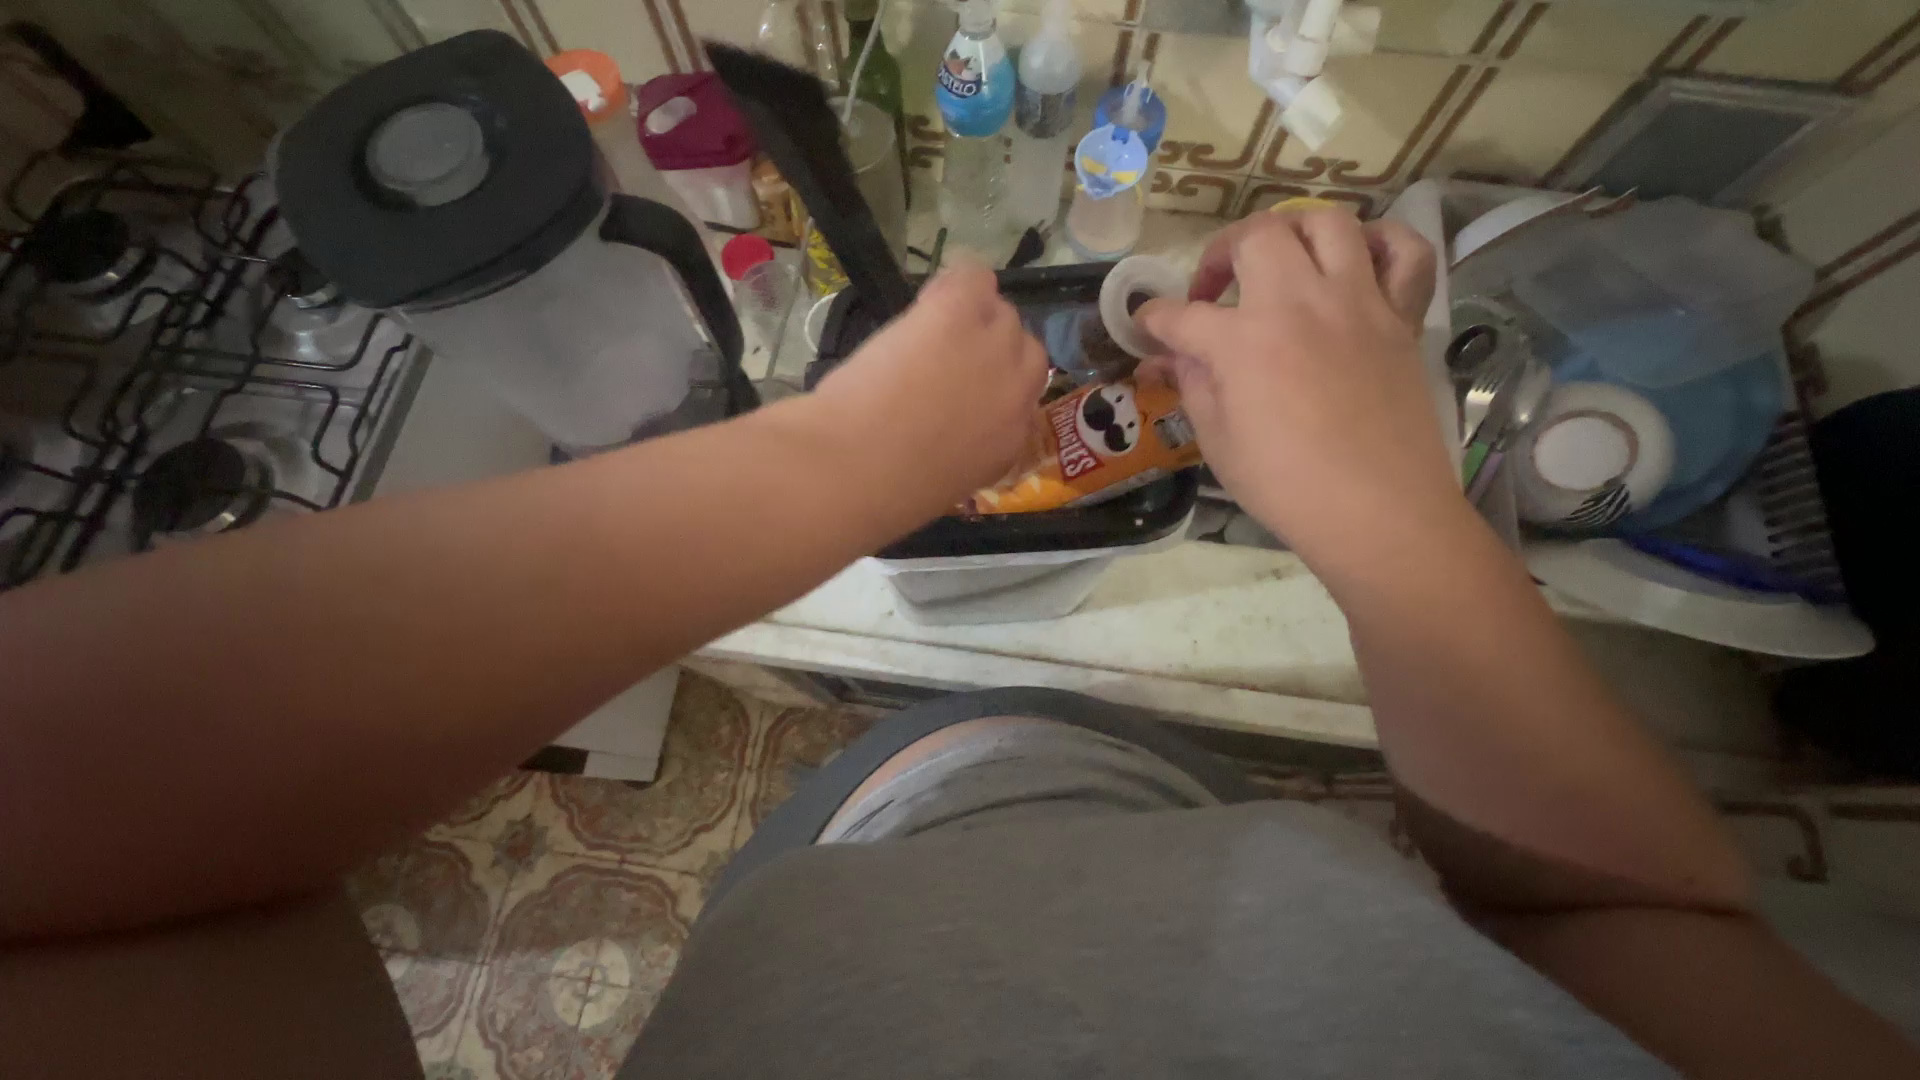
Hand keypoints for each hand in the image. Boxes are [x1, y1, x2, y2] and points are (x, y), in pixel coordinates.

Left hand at [808, 261, 1050, 515]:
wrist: (854, 467)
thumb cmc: (885, 488)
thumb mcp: (945, 482)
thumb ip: (964, 450)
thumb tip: (954, 428)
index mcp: (1010, 442)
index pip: (1025, 395)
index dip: (994, 383)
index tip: (963, 386)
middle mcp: (1015, 392)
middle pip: (1025, 348)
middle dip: (992, 349)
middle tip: (946, 356)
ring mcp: (992, 349)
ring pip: (1000, 312)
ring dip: (970, 315)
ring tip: (927, 330)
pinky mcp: (958, 314)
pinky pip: (973, 276)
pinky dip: (955, 280)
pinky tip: (928, 298)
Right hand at [1136, 211, 1455, 561]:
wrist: (1377, 512)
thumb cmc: (1284, 486)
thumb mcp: (1218, 441)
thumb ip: (1192, 384)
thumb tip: (1169, 356)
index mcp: (1243, 341)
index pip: (1180, 315)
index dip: (1153, 319)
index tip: (1146, 327)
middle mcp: (1299, 302)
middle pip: (1255, 237)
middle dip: (1220, 253)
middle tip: (1213, 291)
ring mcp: (1358, 302)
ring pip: (1328, 222)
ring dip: (1293, 231)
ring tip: (1279, 262)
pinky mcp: (1401, 317)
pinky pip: (1405, 254)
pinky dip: (1380, 244)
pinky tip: (1356, 264)